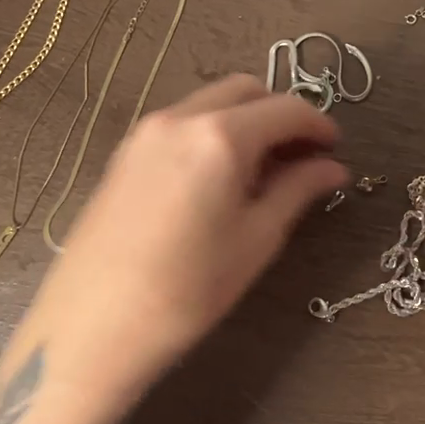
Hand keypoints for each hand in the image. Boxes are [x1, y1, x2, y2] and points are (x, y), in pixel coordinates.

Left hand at [37, 74, 348, 367]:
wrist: (88, 333)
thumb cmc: (187, 291)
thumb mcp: (257, 239)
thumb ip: (298, 190)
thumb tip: (333, 168)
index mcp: (221, 136)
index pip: (287, 108)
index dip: (319, 124)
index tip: (336, 149)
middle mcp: (182, 118)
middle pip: (247, 90)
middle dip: (281, 113)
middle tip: (302, 155)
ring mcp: (146, 133)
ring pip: (212, 102)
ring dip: (247, 120)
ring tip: (263, 170)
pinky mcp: (124, 154)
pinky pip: (183, 122)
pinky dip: (214, 131)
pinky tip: (221, 178)